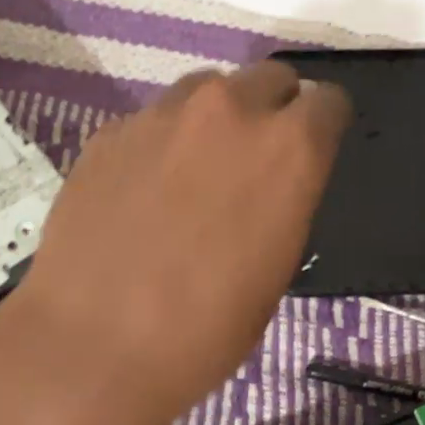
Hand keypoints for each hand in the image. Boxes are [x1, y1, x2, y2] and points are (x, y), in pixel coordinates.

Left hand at [4, 62, 350, 424]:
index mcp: (289, 149)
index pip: (329, 103)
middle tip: (254, 162)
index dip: (322, 127)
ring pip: (205, 91)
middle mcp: (230, 112)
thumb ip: (282, 204)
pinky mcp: (109, 132)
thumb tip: (269, 186)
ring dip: (214, 120)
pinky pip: (152, 121)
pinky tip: (142, 194)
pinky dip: (160, 144)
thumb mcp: (274, 270)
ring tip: (194, 174)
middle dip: (272, 110)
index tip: (311, 153)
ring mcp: (162, 116)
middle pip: (268, 79)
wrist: (95, 345)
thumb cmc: (206, 331)